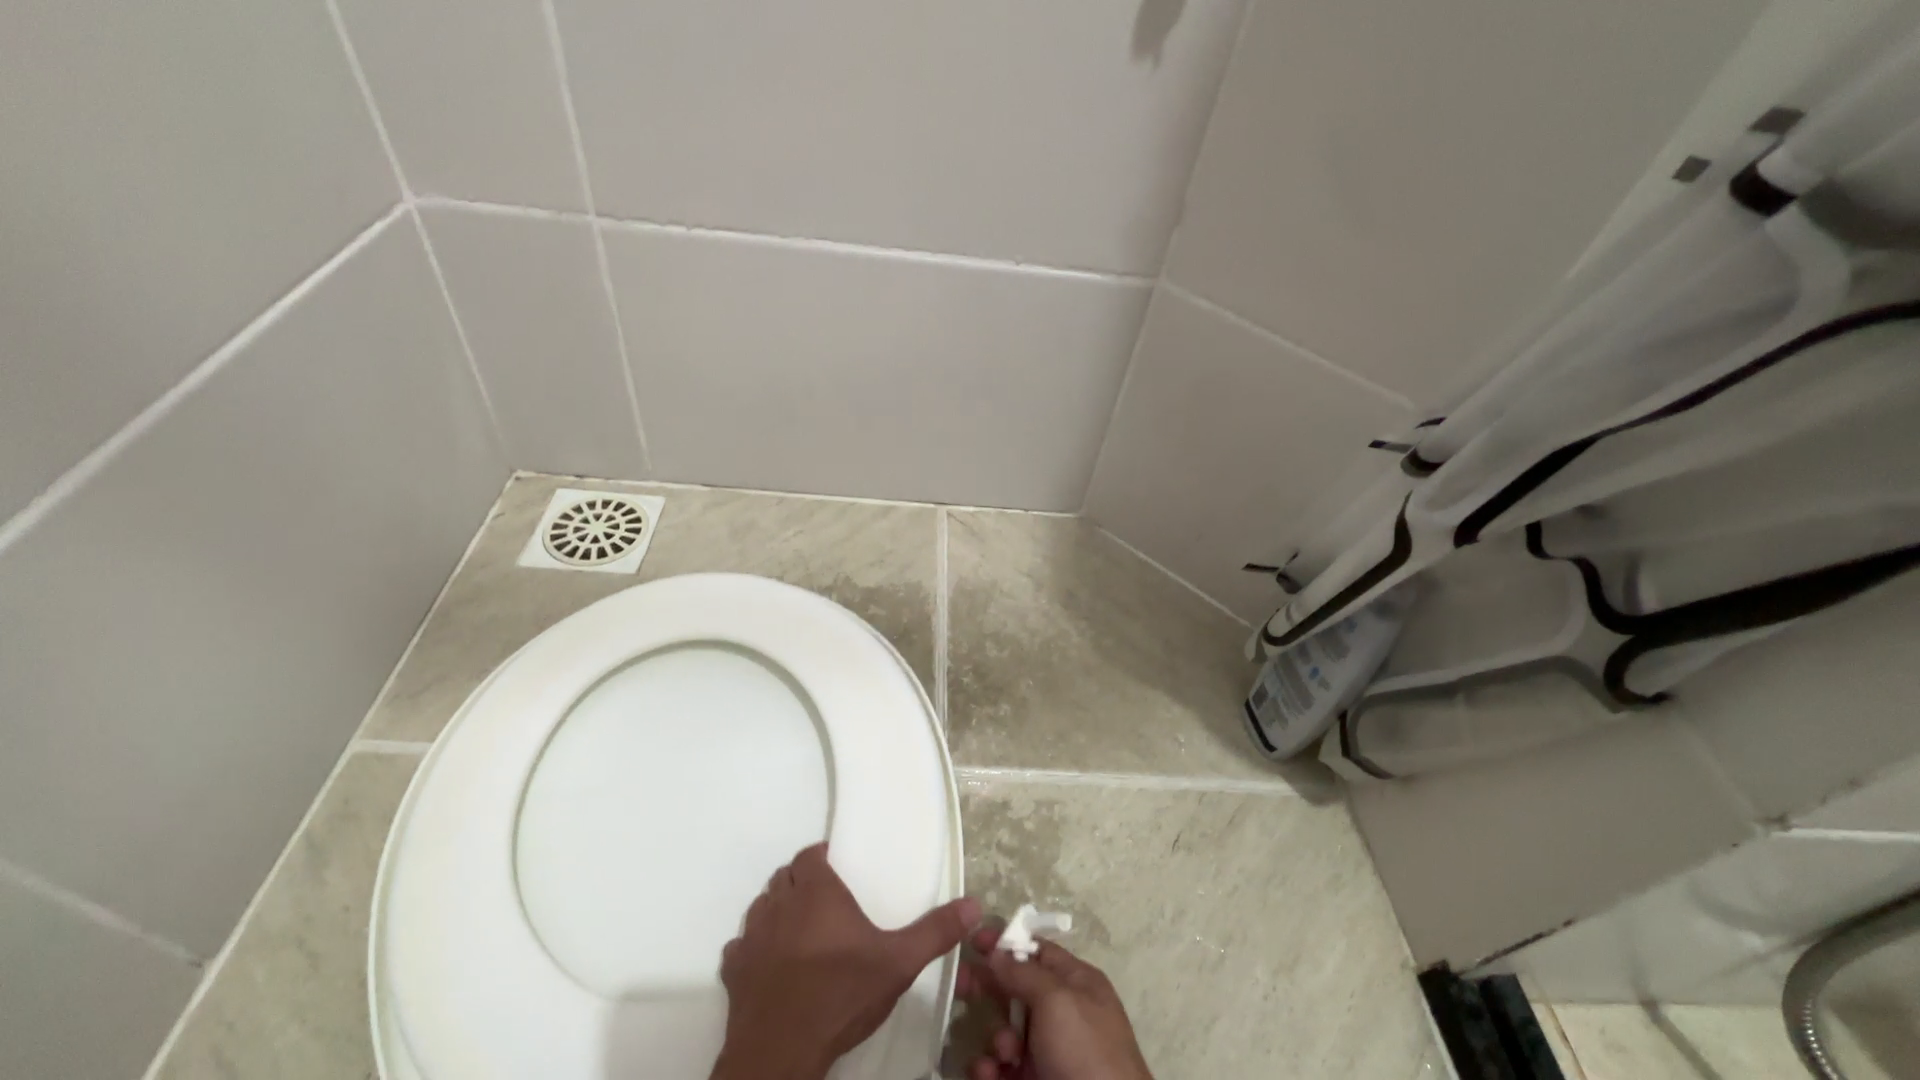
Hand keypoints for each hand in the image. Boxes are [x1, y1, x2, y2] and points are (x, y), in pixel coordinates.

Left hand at [710, 842, 980, 1079]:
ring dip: (777, 910)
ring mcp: (750, 937)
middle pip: (784, 877)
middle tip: (826, 900)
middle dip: (801, 881)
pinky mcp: (733, 969)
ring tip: (801, 929)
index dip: (820, 857)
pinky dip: (755, 947)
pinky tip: (772, 963)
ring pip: (761, 907)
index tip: (837, 866)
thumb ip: (934, 932)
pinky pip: (742, 945)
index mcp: (816, 893)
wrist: (783, 1050)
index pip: (809, 856)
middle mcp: (778, 905)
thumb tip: (973, 905)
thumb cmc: (842, 995)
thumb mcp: (899, 963)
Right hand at [957, 929, 1153, 1079]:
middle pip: (1015, 988)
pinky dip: (988, 1068)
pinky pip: (999, 1066)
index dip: (1006, 943)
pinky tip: (988, 1073)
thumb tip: (997, 952)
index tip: (973, 941)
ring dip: (995, 1038)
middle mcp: (1060, 1013)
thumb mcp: (1058, 1001)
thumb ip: (1024, 973)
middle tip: (961, 985)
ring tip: (1006, 1052)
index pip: (1037, 951)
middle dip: (988, 987)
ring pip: (1004, 1030)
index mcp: (1076, 984)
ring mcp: (1046, 1050)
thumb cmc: (1086, 1052)